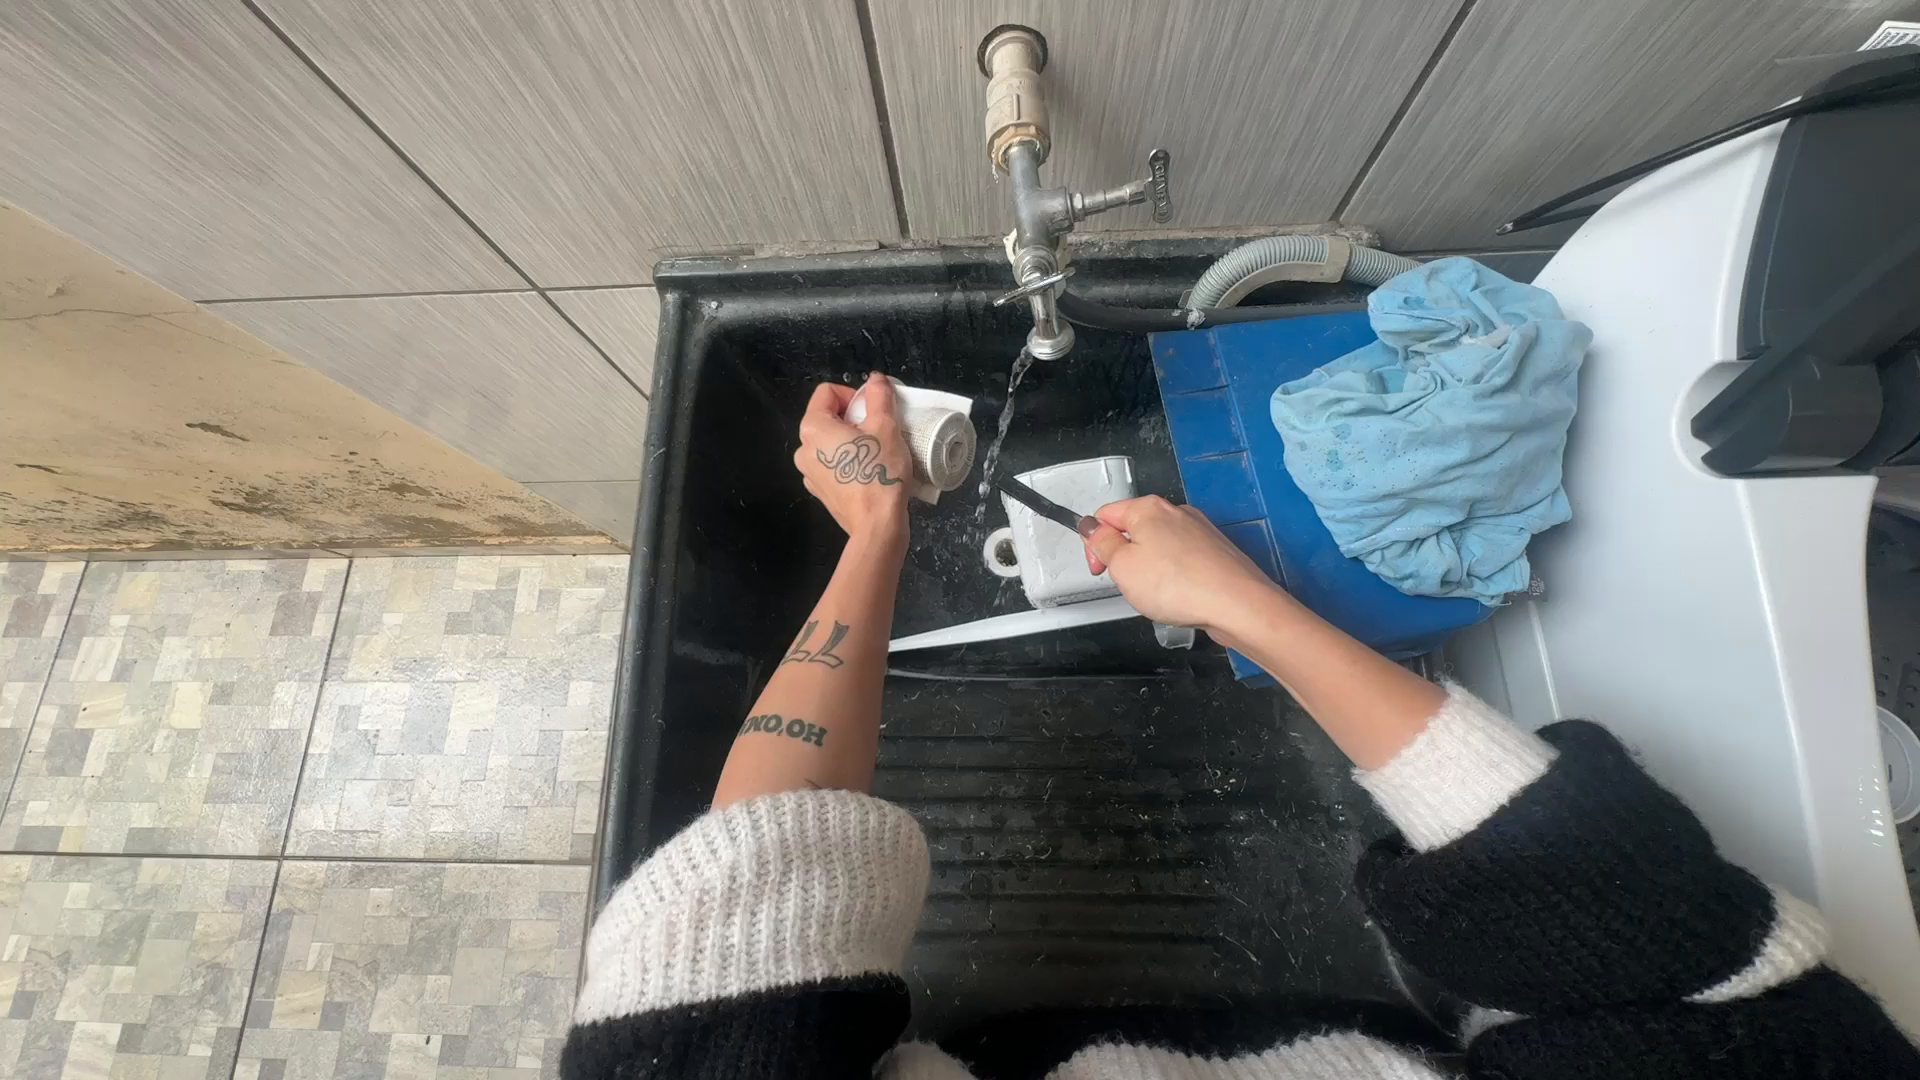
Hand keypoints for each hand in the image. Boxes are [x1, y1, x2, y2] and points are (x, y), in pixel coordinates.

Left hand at [794, 373, 912, 540]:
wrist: (877, 523)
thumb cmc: (879, 472)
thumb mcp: (886, 426)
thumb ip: (879, 396)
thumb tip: (875, 380)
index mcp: (813, 428)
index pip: (827, 392)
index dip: (853, 395)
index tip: (874, 410)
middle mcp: (804, 449)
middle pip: (829, 418)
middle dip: (855, 420)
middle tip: (880, 432)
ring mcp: (810, 473)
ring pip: (832, 443)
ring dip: (853, 442)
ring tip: (877, 454)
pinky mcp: (821, 492)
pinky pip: (834, 466)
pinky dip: (849, 463)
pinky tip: (869, 473)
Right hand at [1083, 495, 1286, 638]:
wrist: (1237, 605)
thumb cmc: (1180, 585)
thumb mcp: (1121, 566)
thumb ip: (1101, 543)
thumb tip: (1092, 528)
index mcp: (1147, 508)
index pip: (1104, 516)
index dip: (1095, 545)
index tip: (1100, 568)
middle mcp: (1175, 512)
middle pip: (1132, 530)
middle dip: (1124, 558)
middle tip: (1128, 584)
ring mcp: (1198, 530)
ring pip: (1157, 547)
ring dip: (1149, 569)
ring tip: (1157, 593)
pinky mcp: (1213, 551)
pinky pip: (1180, 560)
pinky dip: (1173, 576)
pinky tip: (1178, 595)